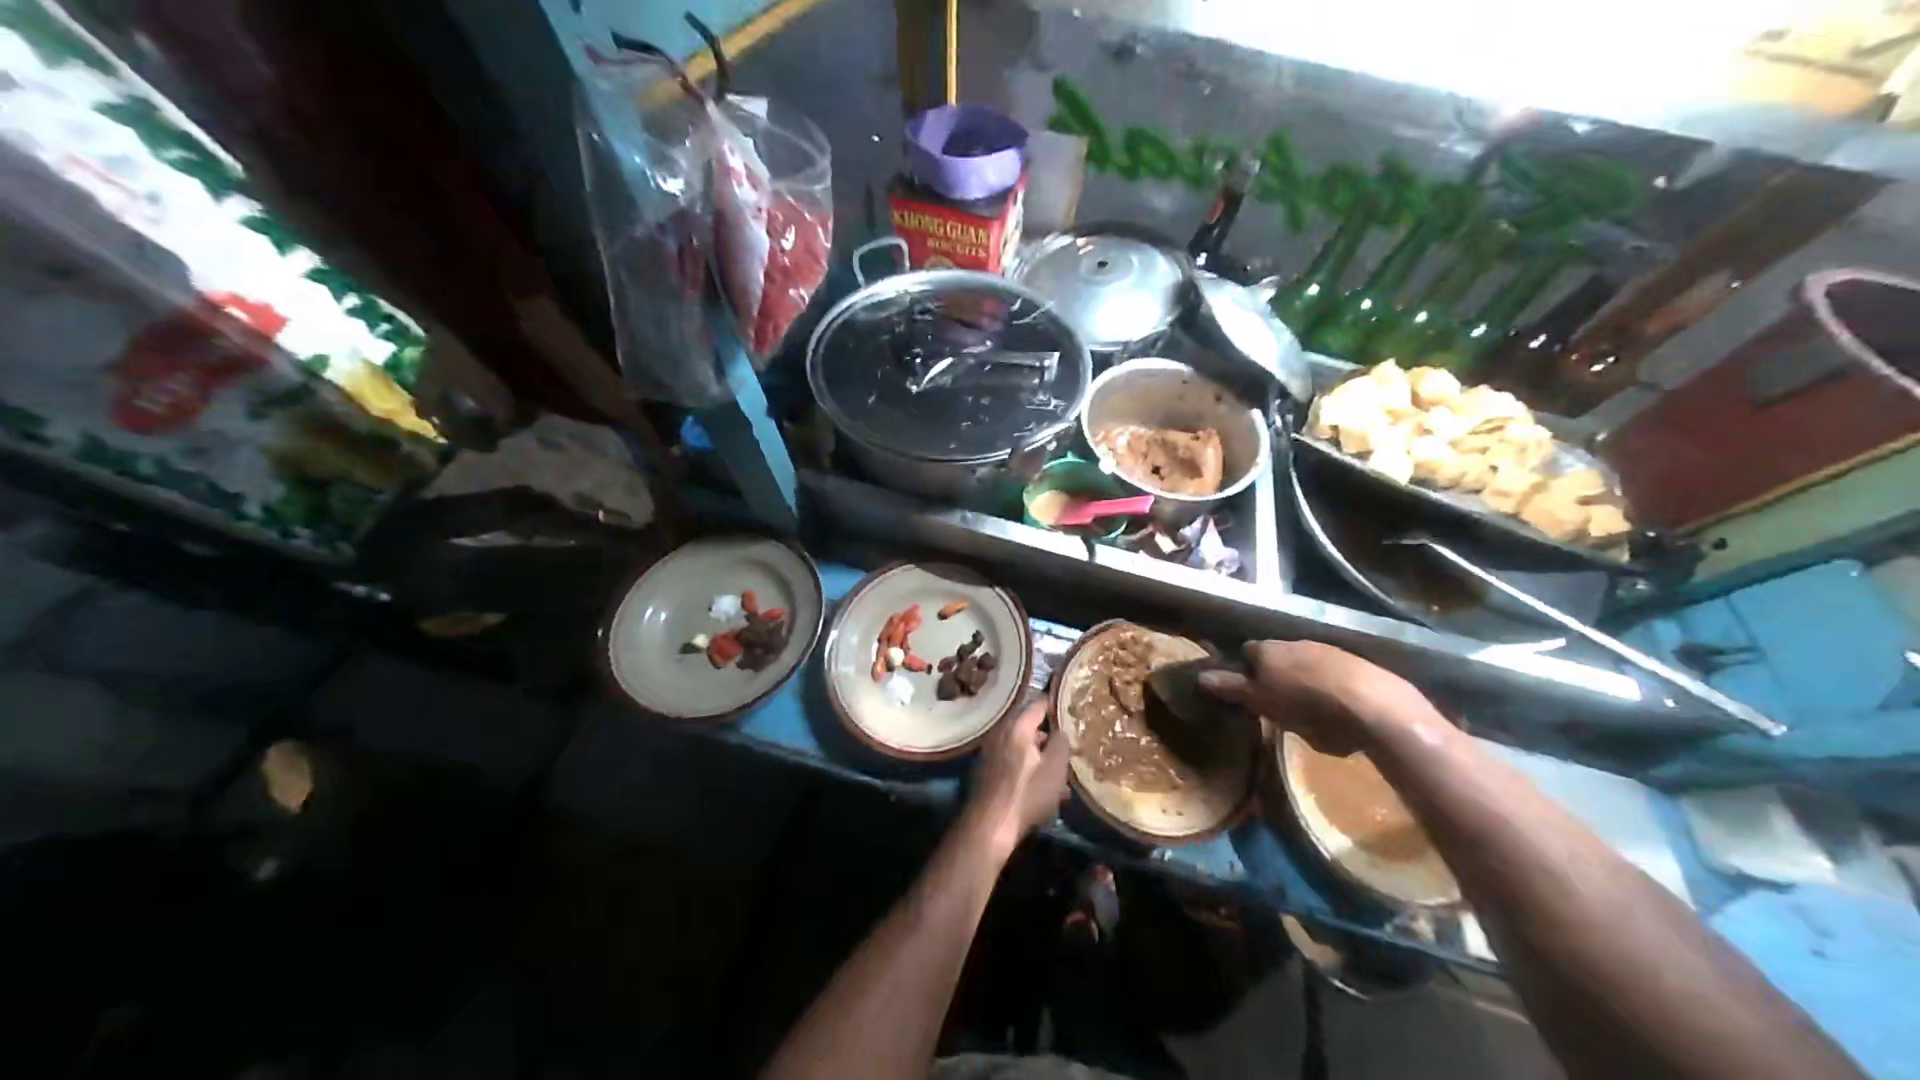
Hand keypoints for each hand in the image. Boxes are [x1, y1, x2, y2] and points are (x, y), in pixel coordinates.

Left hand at [963, 699, 1070, 856]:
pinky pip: (1010, 757)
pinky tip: (1038, 783)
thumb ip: (1060, 742)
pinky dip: (1025, 764)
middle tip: (1066, 741)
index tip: (1069, 705)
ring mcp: (989, 750)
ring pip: (1020, 743)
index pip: (1038, 703)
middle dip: (1048, 732)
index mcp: (1017, 727)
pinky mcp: (986, 768)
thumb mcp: (1055, 768)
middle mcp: (999, 732)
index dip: (1055, 703)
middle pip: (1028, 724)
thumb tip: (1059, 729)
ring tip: (1056, 769)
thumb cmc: (1027, 794)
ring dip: (1038, 752)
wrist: (989, 824)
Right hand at [1198, 640, 1440, 754]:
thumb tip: (1200, 676)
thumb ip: (1232, 689)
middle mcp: (1294, 642)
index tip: (1245, 691)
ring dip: (1302, 681)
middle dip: (1274, 676)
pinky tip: (1335, 710)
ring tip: (1306, 710)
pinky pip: (1331, 674)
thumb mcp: (1262, 702)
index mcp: (1267, 649)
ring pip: (1304, 664)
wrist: (1372, 705)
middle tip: (1274, 704)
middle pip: (1276, 657)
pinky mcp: (1356, 664)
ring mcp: (1327, 650)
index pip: (1245, 652)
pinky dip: (1328, 688)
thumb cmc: (1305, 704)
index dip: (1243, 670)